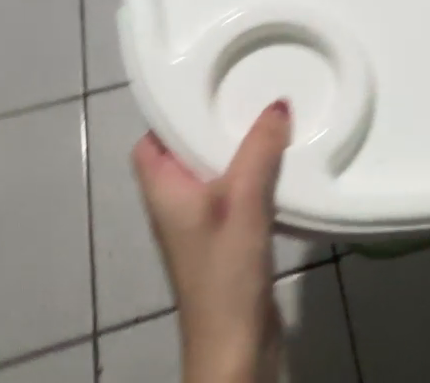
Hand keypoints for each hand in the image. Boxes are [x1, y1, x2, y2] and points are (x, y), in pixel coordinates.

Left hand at [132, 102, 291, 382]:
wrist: (234, 346)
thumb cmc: (224, 271)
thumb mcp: (243, 200)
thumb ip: (259, 149)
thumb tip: (277, 103)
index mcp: (162, 189)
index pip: (152, 139)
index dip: (172, 112)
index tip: (206, 83)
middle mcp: (173, 204)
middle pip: (185, 150)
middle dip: (212, 124)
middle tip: (245, 93)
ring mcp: (197, 225)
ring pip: (212, 171)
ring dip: (235, 149)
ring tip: (266, 120)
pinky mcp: (222, 240)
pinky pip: (232, 192)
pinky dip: (250, 174)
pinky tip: (277, 165)